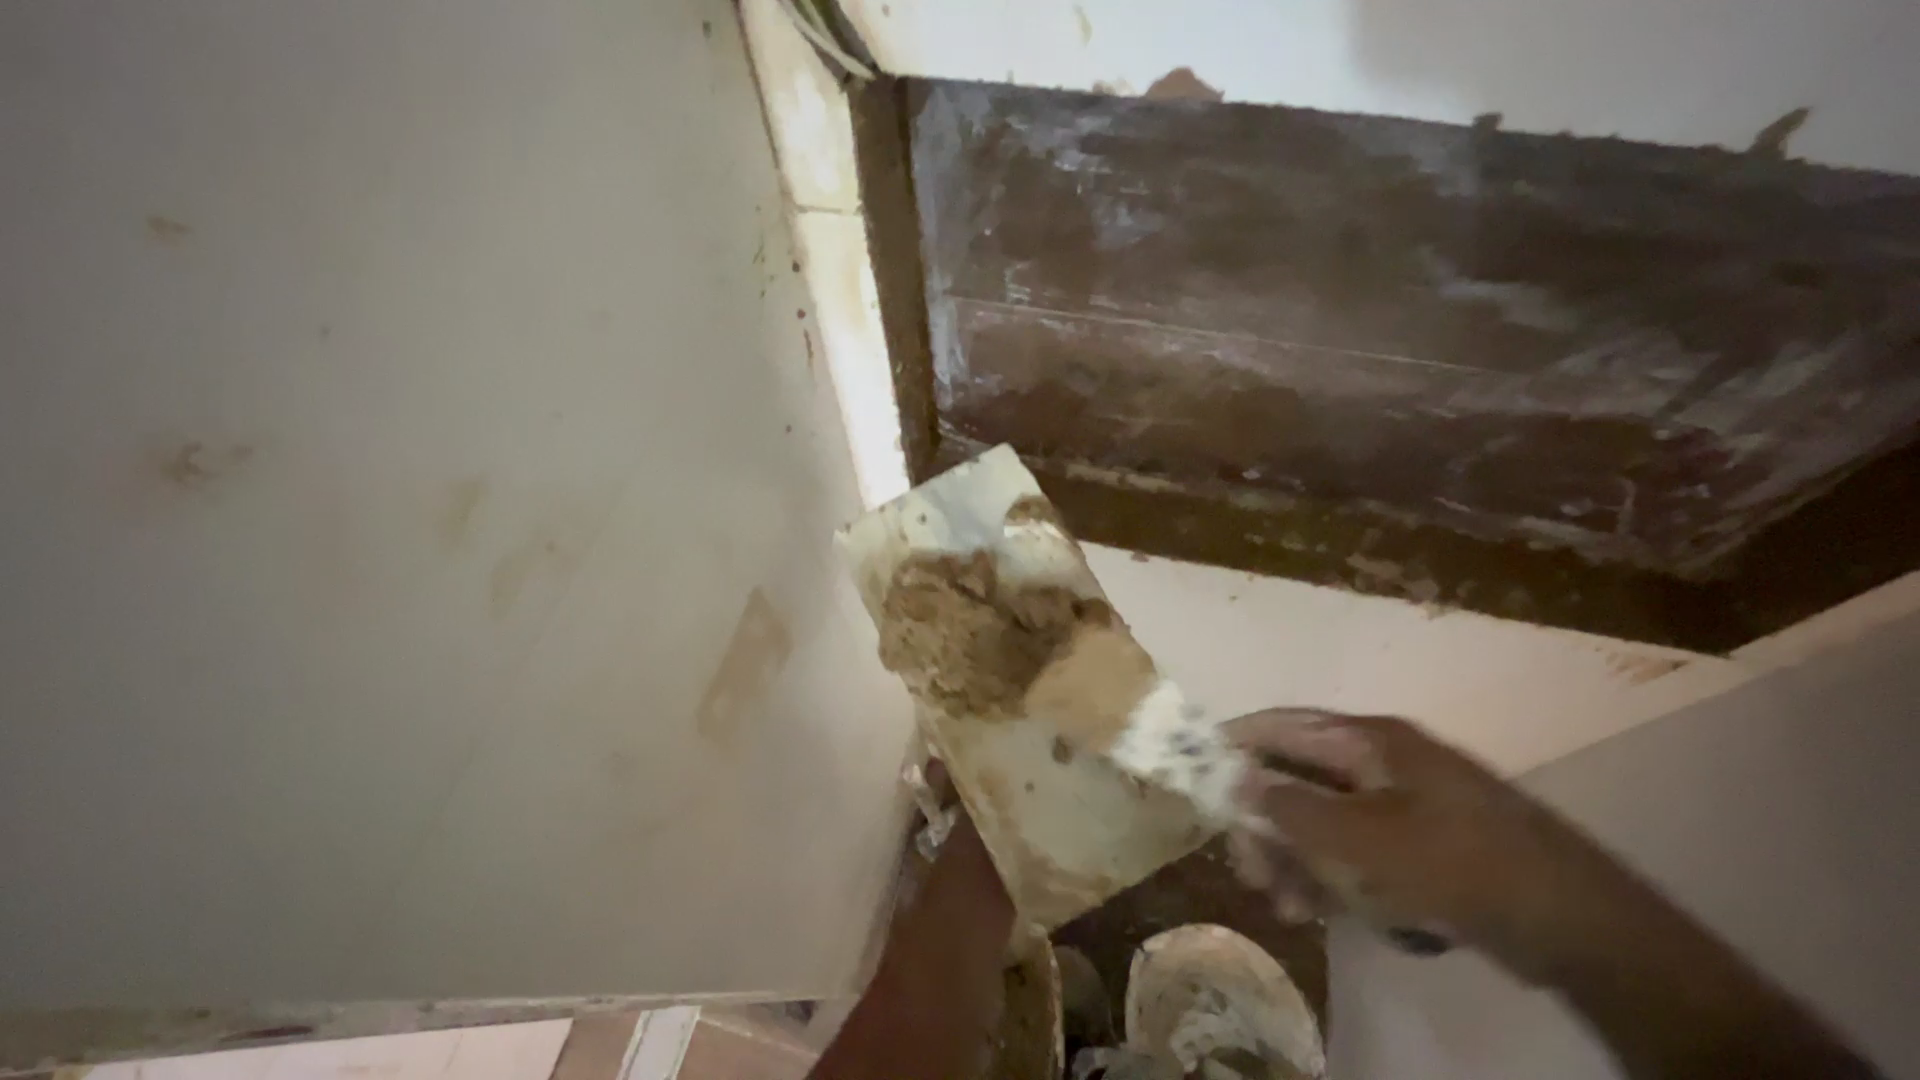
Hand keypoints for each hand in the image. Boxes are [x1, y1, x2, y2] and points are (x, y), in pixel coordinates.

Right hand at [1223, 709, 1591, 967]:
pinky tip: (1313, 909)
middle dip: (1265, 823)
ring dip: (1294, 859)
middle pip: (1298, 779)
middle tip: (1246, 868)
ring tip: (1281, 904)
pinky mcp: (1416, 847)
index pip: (1285, 725)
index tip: (1196, 772)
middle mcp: (1380, 764)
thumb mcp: (1361, 837)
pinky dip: (1328, 876)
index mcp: (1369, 741)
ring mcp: (1400, 806)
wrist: (1566, 922)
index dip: (1237, 743)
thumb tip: (1237, 779)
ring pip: (1322, 822)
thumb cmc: (1453, 862)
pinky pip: (1354, 852)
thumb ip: (1292, 806)